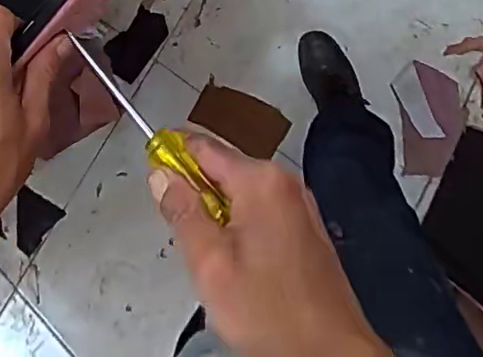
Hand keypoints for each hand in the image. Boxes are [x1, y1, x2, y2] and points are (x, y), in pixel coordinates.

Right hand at [153, 135, 388, 356]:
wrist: (329, 350)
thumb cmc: (273, 313)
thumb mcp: (210, 265)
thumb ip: (183, 213)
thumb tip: (163, 176)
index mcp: (260, 180)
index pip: (205, 146)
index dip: (174, 152)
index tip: (154, 161)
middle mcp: (284, 181)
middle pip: (225, 167)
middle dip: (198, 191)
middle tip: (183, 230)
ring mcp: (298, 201)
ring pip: (243, 191)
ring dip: (220, 210)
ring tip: (215, 257)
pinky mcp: (305, 223)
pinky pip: (263, 207)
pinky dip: (242, 222)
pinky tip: (240, 262)